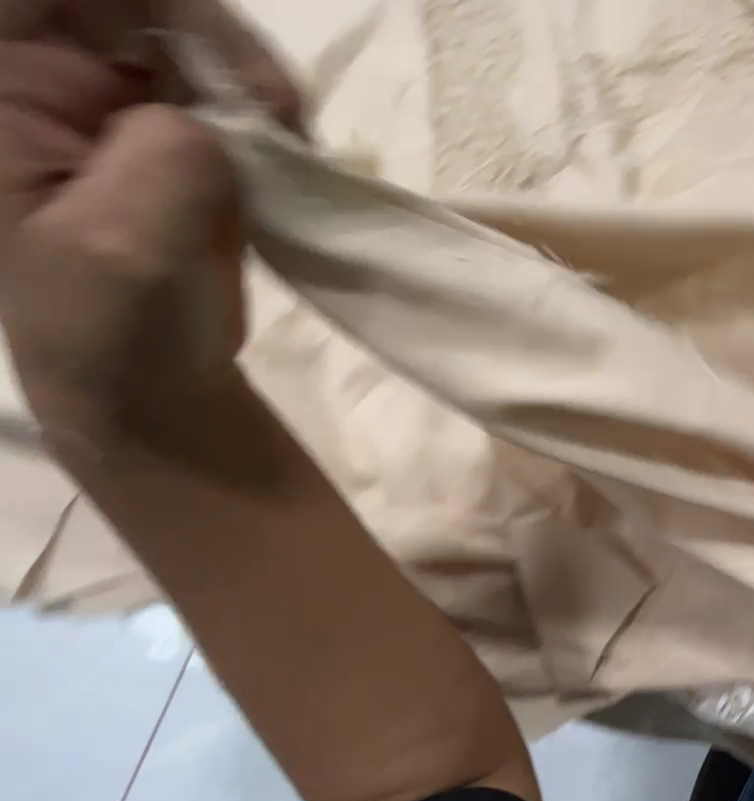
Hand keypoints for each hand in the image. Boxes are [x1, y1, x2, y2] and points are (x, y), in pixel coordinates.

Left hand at [0, 0, 300, 443]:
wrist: (152, 380)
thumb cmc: (113, 324)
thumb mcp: (124, 249)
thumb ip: (163, 164)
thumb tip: (216, 117)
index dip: (141, 1)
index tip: (211, 55)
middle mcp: (34, 73)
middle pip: (124, 0)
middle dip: (206, 31)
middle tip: (275, 104)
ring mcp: (106, 100)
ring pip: (178, 30)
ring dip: (245, 70)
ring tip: (290, 135)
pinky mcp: (170, 134)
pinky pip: (220, 81)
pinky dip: (266, 105)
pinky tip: (290, 149)